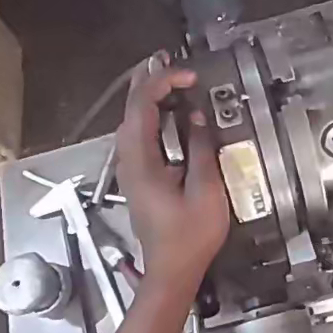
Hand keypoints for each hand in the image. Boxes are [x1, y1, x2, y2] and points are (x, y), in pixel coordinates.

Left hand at [115, 54, 228, 288]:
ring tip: (173, 77)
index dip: (164, 82)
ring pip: (134, 120)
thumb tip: (196, 118)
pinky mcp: (138, 175)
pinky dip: (155, 114)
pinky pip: (141, 134)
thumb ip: (200, 149)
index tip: (191, 76)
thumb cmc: (190, 236)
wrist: (172, 270)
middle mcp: (128, 160)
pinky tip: (171, 110)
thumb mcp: (205, 191)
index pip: (143, 106)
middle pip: (132, 108)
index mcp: (140, 161)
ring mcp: (130, 168)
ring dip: (152, 95)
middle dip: (152, 80)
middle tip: (174, 61)